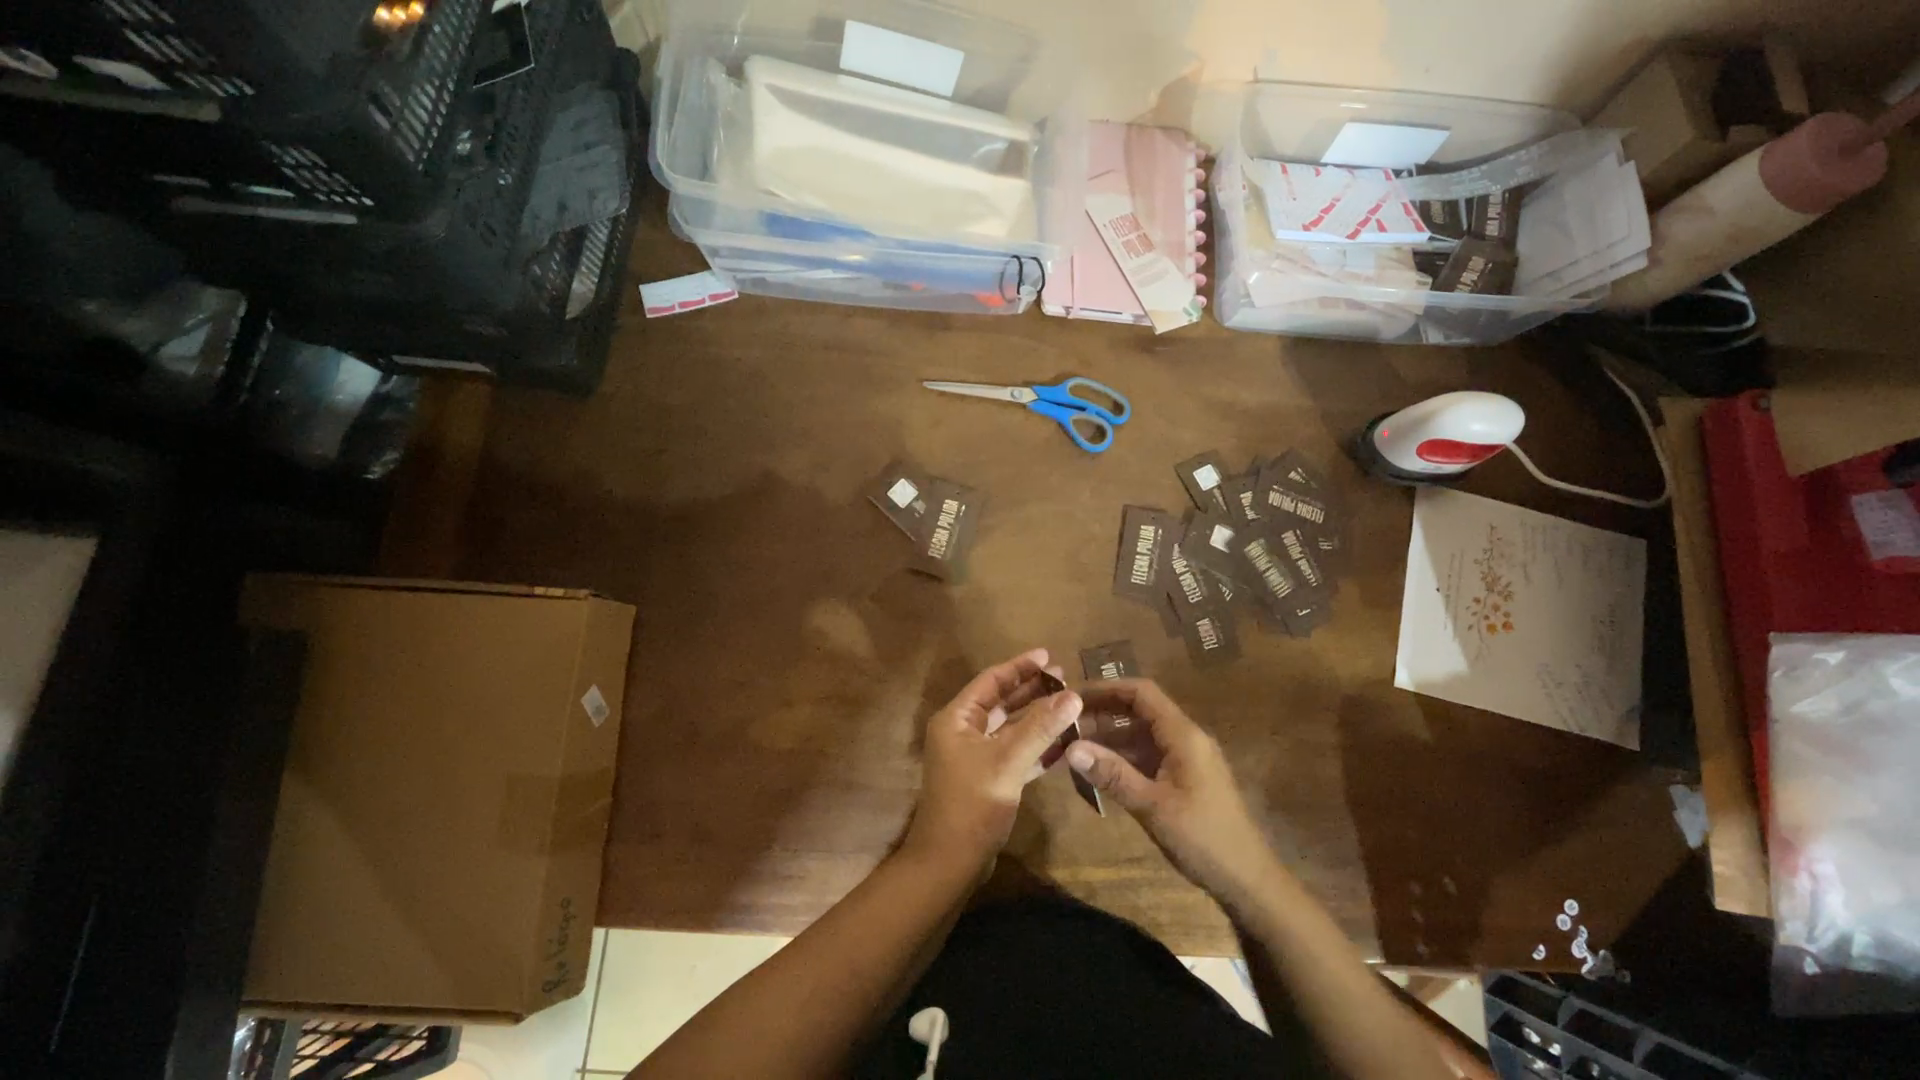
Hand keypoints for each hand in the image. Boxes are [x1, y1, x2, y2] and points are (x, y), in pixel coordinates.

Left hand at [902, 648, 1082, 871]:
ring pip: (1009, 728)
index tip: (1049, 656)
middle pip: (1000, 701)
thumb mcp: (1008, 761)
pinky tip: (1063, 742)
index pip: (990, 681)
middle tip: (1065, 678)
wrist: (950, 861)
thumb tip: (1073, 696)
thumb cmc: (972, 804)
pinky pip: (1014, 752)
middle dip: (1031, 690)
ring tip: (1069, 705)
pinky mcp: (987, 780)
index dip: (1020, 667)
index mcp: (956, 719)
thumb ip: (1040, 727)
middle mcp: (962, 733)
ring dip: (1037, 717)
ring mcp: (974, 758)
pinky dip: (1036, 746)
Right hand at [1066, 679, 1282, 910]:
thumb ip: (1112, 774)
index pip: (1141, 693)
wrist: (1246, 877)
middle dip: (1102, 713)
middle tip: (1063, 723)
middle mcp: (1186, 739)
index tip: (1071, 696)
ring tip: (1073, 747)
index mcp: (1183, 735)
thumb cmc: (1202, 837)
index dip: (1106, 689)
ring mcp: (1186, 759)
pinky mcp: (1184, 779)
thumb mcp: (1152, 806)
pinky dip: (1122, 758)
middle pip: (1139, 711)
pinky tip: (1098, 771)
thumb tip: (1071, 747)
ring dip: (1109, 738)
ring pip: (1141, 735)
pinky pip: (1148, 757)